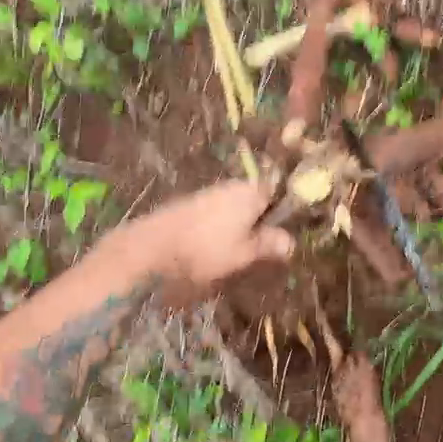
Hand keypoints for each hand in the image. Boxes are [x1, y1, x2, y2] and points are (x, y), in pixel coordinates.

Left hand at [123, 180, 294, 287]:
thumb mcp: (243, 253)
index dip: (280, 213)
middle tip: (257, 251)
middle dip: (257, 221)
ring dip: (236, 226)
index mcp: (250, 193)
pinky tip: (210, 249)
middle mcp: (230, 186)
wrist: (151, 247)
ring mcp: (207, 193)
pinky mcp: (188, 204)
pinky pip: (214, 213)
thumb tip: (291, 241)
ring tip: (233, 255)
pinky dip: (217, 228)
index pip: (275, 193)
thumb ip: (268, 244)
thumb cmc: (206, 250)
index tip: (279, 236)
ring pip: (233, 207)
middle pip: (253, 199)